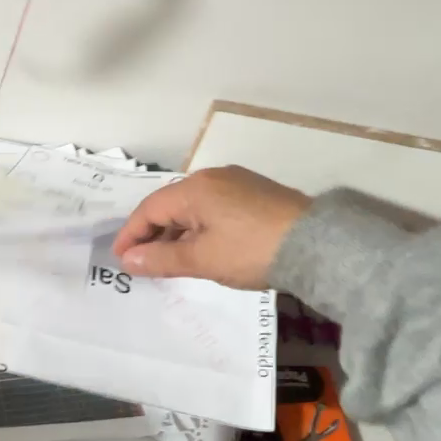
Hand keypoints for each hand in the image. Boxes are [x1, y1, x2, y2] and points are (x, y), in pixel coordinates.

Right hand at [112, 166, 311, 288]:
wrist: (319, 245)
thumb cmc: (251, 250)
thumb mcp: (201, 259)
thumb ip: (160, 259)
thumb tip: (128, 260)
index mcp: (194, 189)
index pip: (149, 210)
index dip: (131, 235)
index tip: (120, 259)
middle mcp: (213, 178)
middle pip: (169, 205)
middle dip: (152, 234)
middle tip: (141, 261)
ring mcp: (237, 184)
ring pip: (192, 207)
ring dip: (176, 232)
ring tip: (170, 260)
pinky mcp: (256, 195)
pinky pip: (213, 209)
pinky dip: (198, 228)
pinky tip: (202, 248)